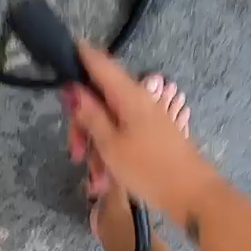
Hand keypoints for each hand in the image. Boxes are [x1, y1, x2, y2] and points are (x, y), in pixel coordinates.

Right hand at [64, 41, 221, 219]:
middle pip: (99, 98)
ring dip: (96, 146)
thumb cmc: (148, 169)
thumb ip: (90, 114)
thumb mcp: (110, 145)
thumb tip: (74, 87)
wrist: (193, 194)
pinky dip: (111, 151)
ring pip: (109, 120)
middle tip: (75, 153)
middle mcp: (138, 98)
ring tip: (95, 179)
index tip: (58, 57)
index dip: (77, 55)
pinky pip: (122, 133)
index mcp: (127, 94)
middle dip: (82, 124)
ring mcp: (146, 116)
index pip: (98, 62)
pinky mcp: (151, 132)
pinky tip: (107, 178)